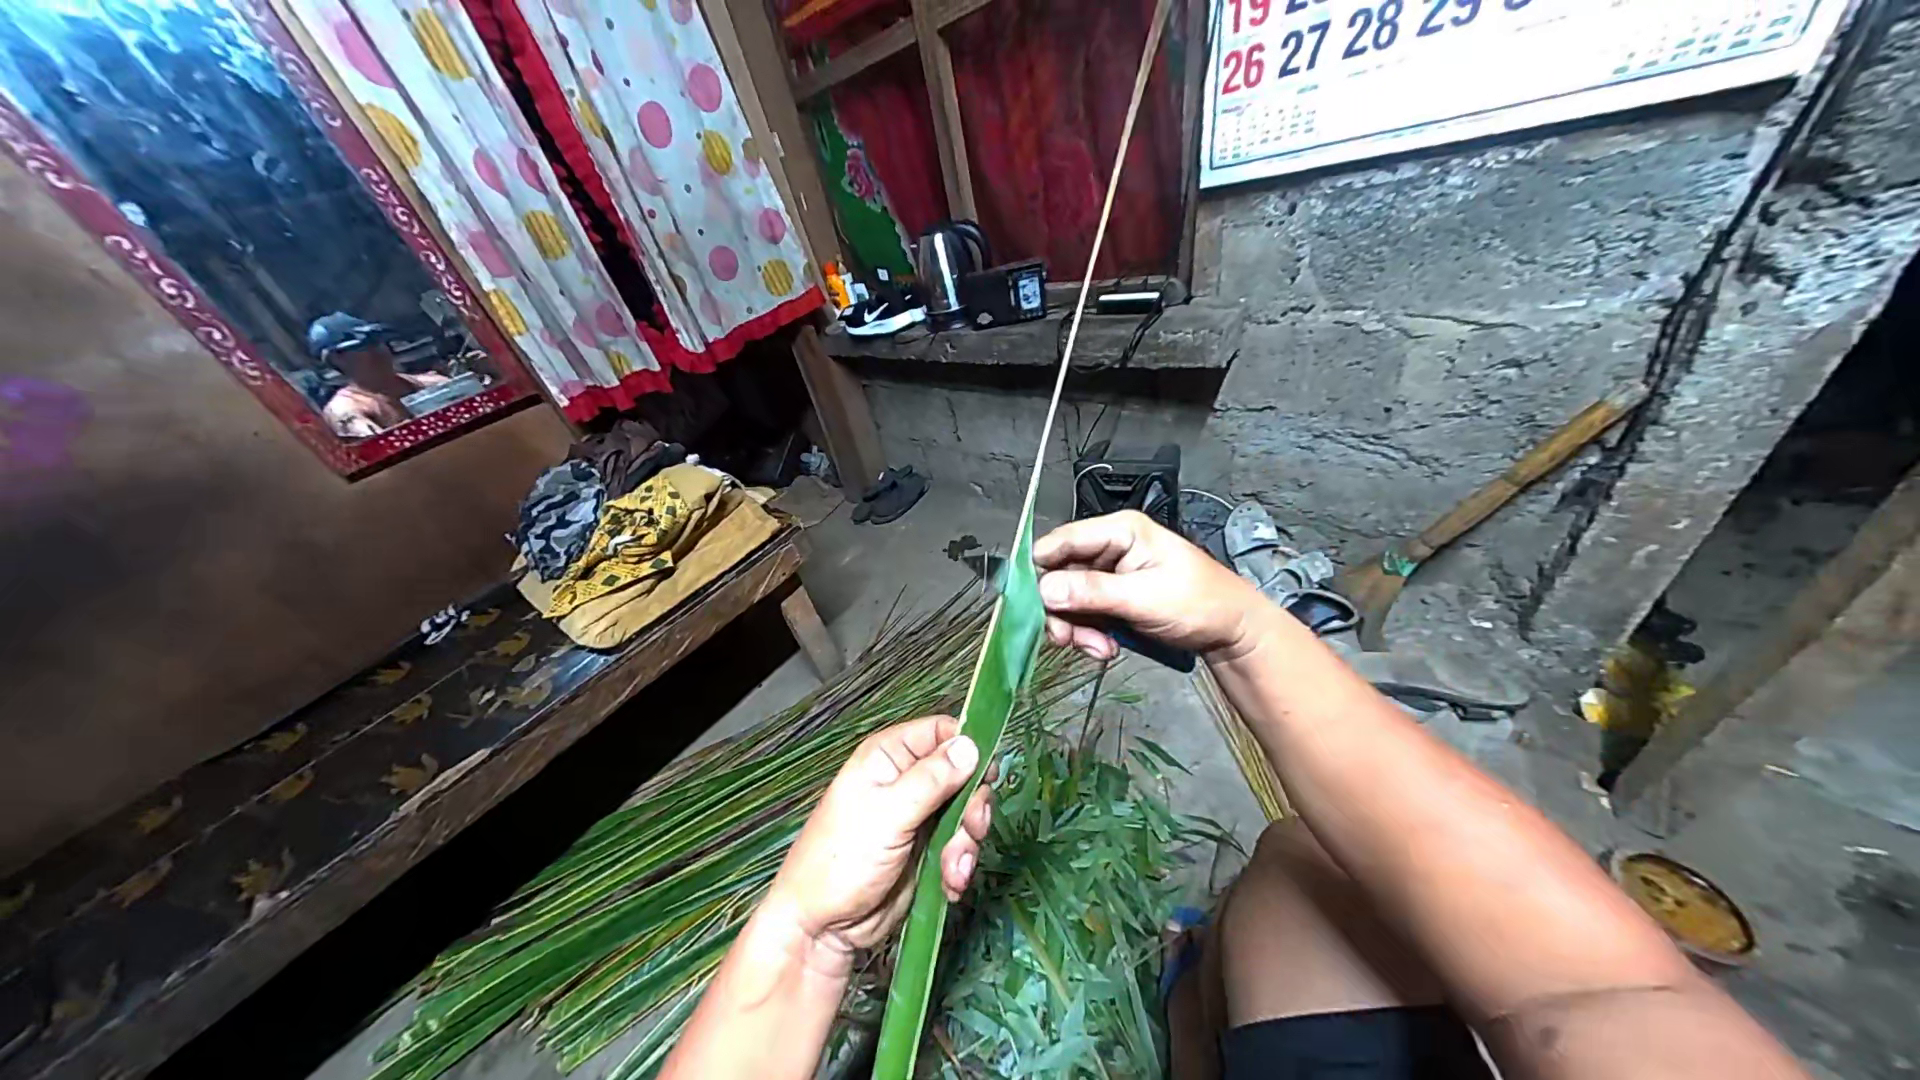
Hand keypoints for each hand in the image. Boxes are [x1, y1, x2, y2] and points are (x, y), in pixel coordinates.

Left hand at [761, 716, 992, 974]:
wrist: (823, 929)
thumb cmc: (842, 859)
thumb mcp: (888, 815)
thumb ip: (931, 780)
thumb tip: (971, 744)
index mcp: (890, 756)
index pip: (941, 732)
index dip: (968, 747)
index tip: (987, 773)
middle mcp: (907, 778)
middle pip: (963, 773)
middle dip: (973, 805)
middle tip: (972, 829)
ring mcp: (920, 814)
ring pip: (966, 811)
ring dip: (967, 842)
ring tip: (954, 869)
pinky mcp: (928, 848)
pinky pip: (960, 845)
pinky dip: (960, 864)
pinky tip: (949, 884)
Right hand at [1034, 510, 1268, 661]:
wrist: (1232, 631)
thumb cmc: (1199, 602)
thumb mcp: (1144, 597)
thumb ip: (1092, 592)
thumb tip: (1044, 590)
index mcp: (1119, 531)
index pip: (1062, 542)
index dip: (1039, 571)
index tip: (1029, 606)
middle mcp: (1108, 547)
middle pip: (1059, 574)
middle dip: (1060, 610)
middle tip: (1065, 640)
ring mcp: (1108, 573)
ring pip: (1066, 598)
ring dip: (1075, 628)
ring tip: (1098, 649)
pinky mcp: (1110, 597)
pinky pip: (1082, 614)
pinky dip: (1087, 634)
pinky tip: (1105, 649)